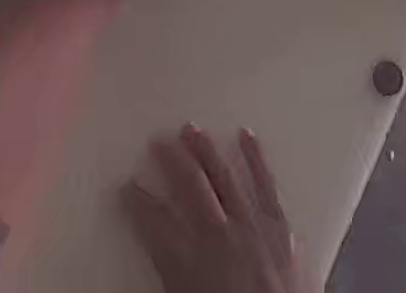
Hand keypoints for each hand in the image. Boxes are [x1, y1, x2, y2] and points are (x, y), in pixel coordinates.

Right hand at [123, 126, 308, 292]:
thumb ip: (172, 277)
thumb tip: (164, 258)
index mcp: (188, 265)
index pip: (154, 223)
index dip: (138, 203)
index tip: (126, 185)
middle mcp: (217, 236)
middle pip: (190, 188)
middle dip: (172, 161)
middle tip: (157, 140)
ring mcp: (251, 224)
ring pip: (223, 176)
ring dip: (205, 150)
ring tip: (191, 128)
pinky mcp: (279, 222)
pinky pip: (265, 181)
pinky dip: (255, 156)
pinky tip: (246, 134)